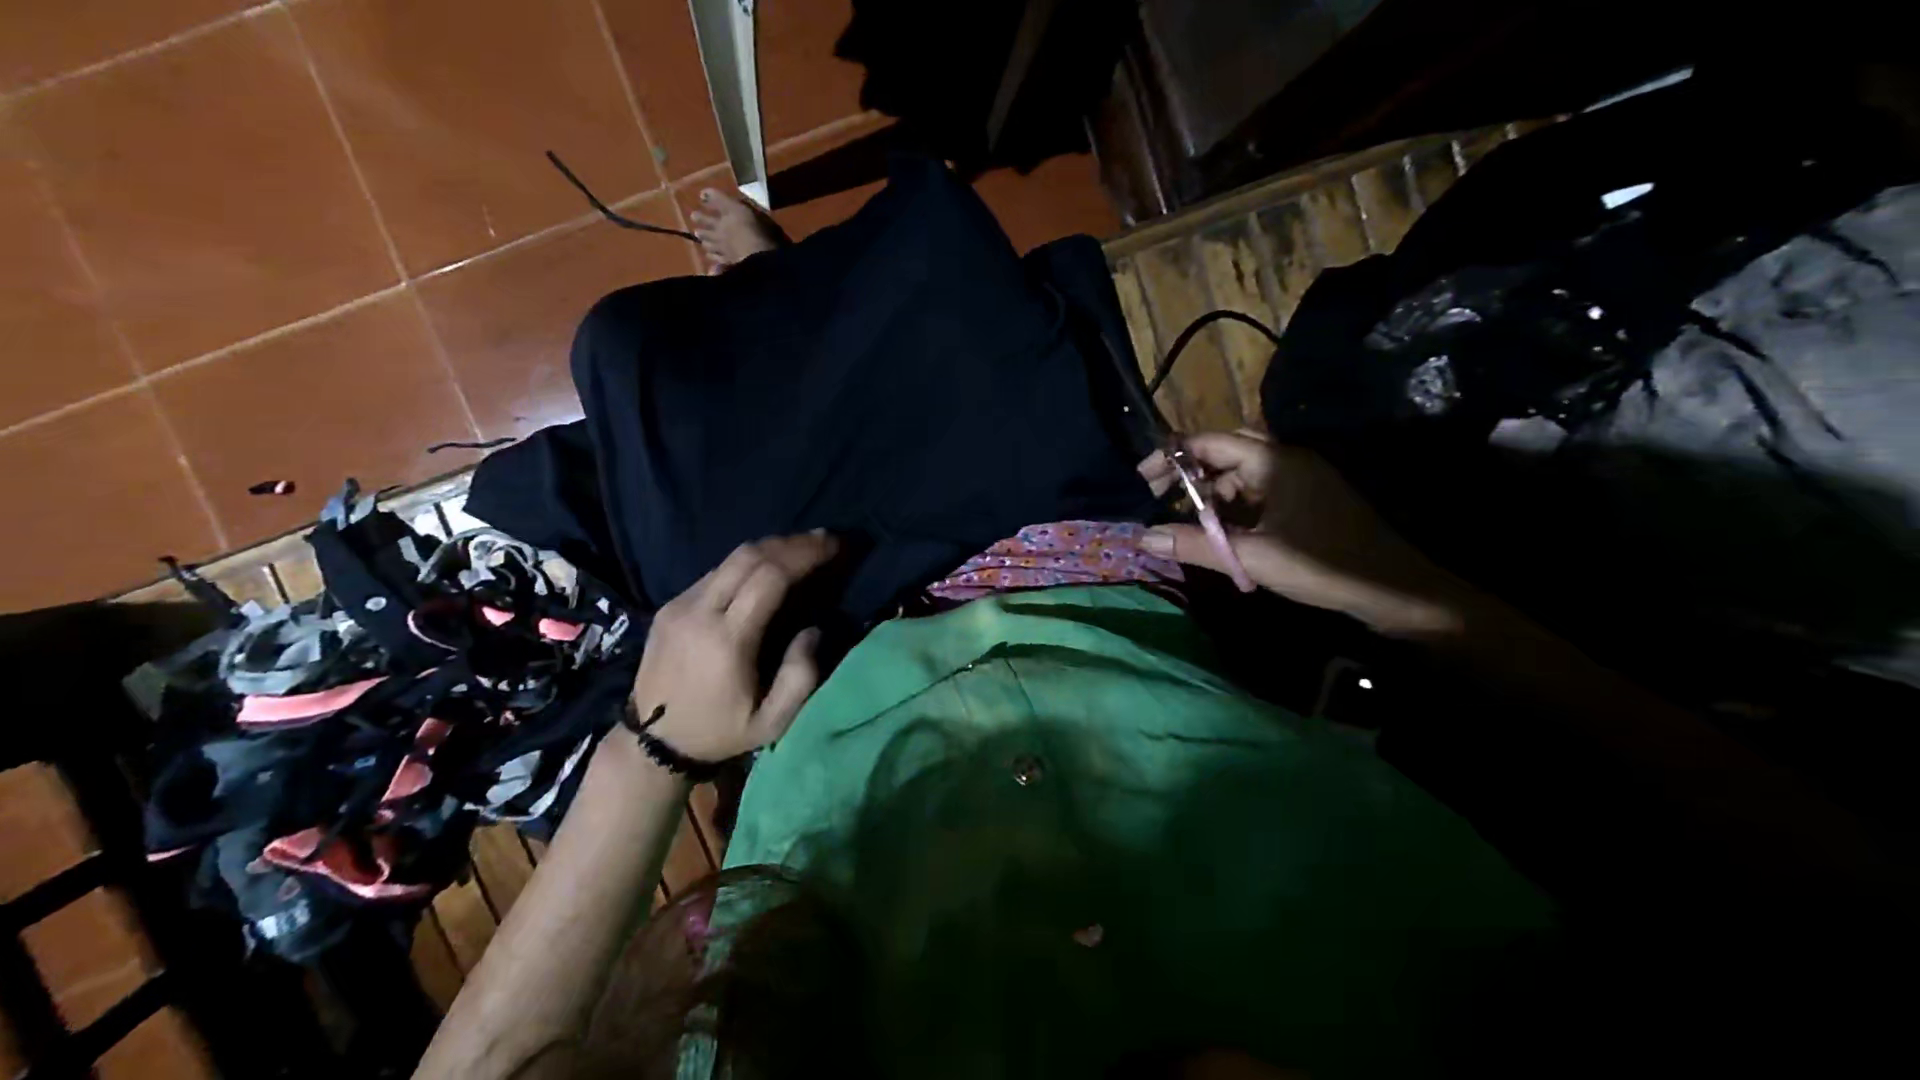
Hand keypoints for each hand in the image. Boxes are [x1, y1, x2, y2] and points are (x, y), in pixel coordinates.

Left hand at [627, 532, 839, 762]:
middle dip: (791, 543)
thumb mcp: (772, 722)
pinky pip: (714, 573)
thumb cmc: (719, 732)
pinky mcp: (669, 607)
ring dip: (769, 548)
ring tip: (800, 549)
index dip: (804, 554)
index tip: (833, 546)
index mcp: (727, 640)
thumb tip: (813, 629)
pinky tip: (766, 570)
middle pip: (749, 556)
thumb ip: (801, 676)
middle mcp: (699, 612)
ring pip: (729, 559)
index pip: (770, 576)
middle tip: (822, 540)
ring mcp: (679, 605)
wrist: (651, 745)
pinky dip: (747, 564)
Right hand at [1138, 432, 1468, 635]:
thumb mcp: (1252, 557)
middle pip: (1226, 450)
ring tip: (1191, 521)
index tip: (1143, 480)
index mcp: (1274, 461)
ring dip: (1213, 491)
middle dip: (1192, 471)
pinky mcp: (1309, 499)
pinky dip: (1235, 504)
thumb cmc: (1322, 565)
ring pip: (1243, 472)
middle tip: (1163, 496)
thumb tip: (1142, 537)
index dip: (1172, 457)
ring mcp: (1301, 479)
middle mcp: (1287, 460)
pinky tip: (1224, 531)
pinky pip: (1260, 490)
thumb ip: (1194, 545)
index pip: (1210, 442)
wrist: (1395, 590)